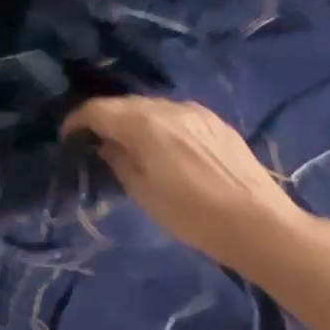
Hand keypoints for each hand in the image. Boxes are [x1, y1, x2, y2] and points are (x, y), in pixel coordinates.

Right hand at [62, 97, 311, 268]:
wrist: (261, 225)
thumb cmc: (192, 213)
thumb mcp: (141, 190)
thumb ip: (117, 159)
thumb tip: (105, 144)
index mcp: (143, 123)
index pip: (96, 109)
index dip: (76, 121)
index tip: (68, 139)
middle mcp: (168, 108)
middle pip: (123, 104)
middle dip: (104, 119)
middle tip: (95, 141)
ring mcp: (196, 113)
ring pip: (150, 107)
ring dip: (133, 120)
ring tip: (129, 144)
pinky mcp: (216, 123)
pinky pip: (175, 115)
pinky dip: (159, 124)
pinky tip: (163, 146)